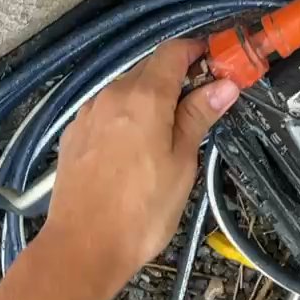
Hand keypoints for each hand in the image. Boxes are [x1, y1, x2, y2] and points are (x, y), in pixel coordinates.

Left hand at [39, 38, 238, 293]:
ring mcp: (89, 112)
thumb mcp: (182, 163)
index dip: (197, 50)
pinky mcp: (74, 133)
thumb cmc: (142, 211)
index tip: (217, 62)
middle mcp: (112, 94)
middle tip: (202, 100)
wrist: (81, 248)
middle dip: (177, 76)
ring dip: (151, 97)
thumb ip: (199, 116)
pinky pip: (107, 110)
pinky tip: (135, 146)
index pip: (173, 51)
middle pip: (149, 67)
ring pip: (127, 89)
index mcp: (144, 97)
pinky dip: (126, 115)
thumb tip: (225, 85)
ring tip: (169, 130)